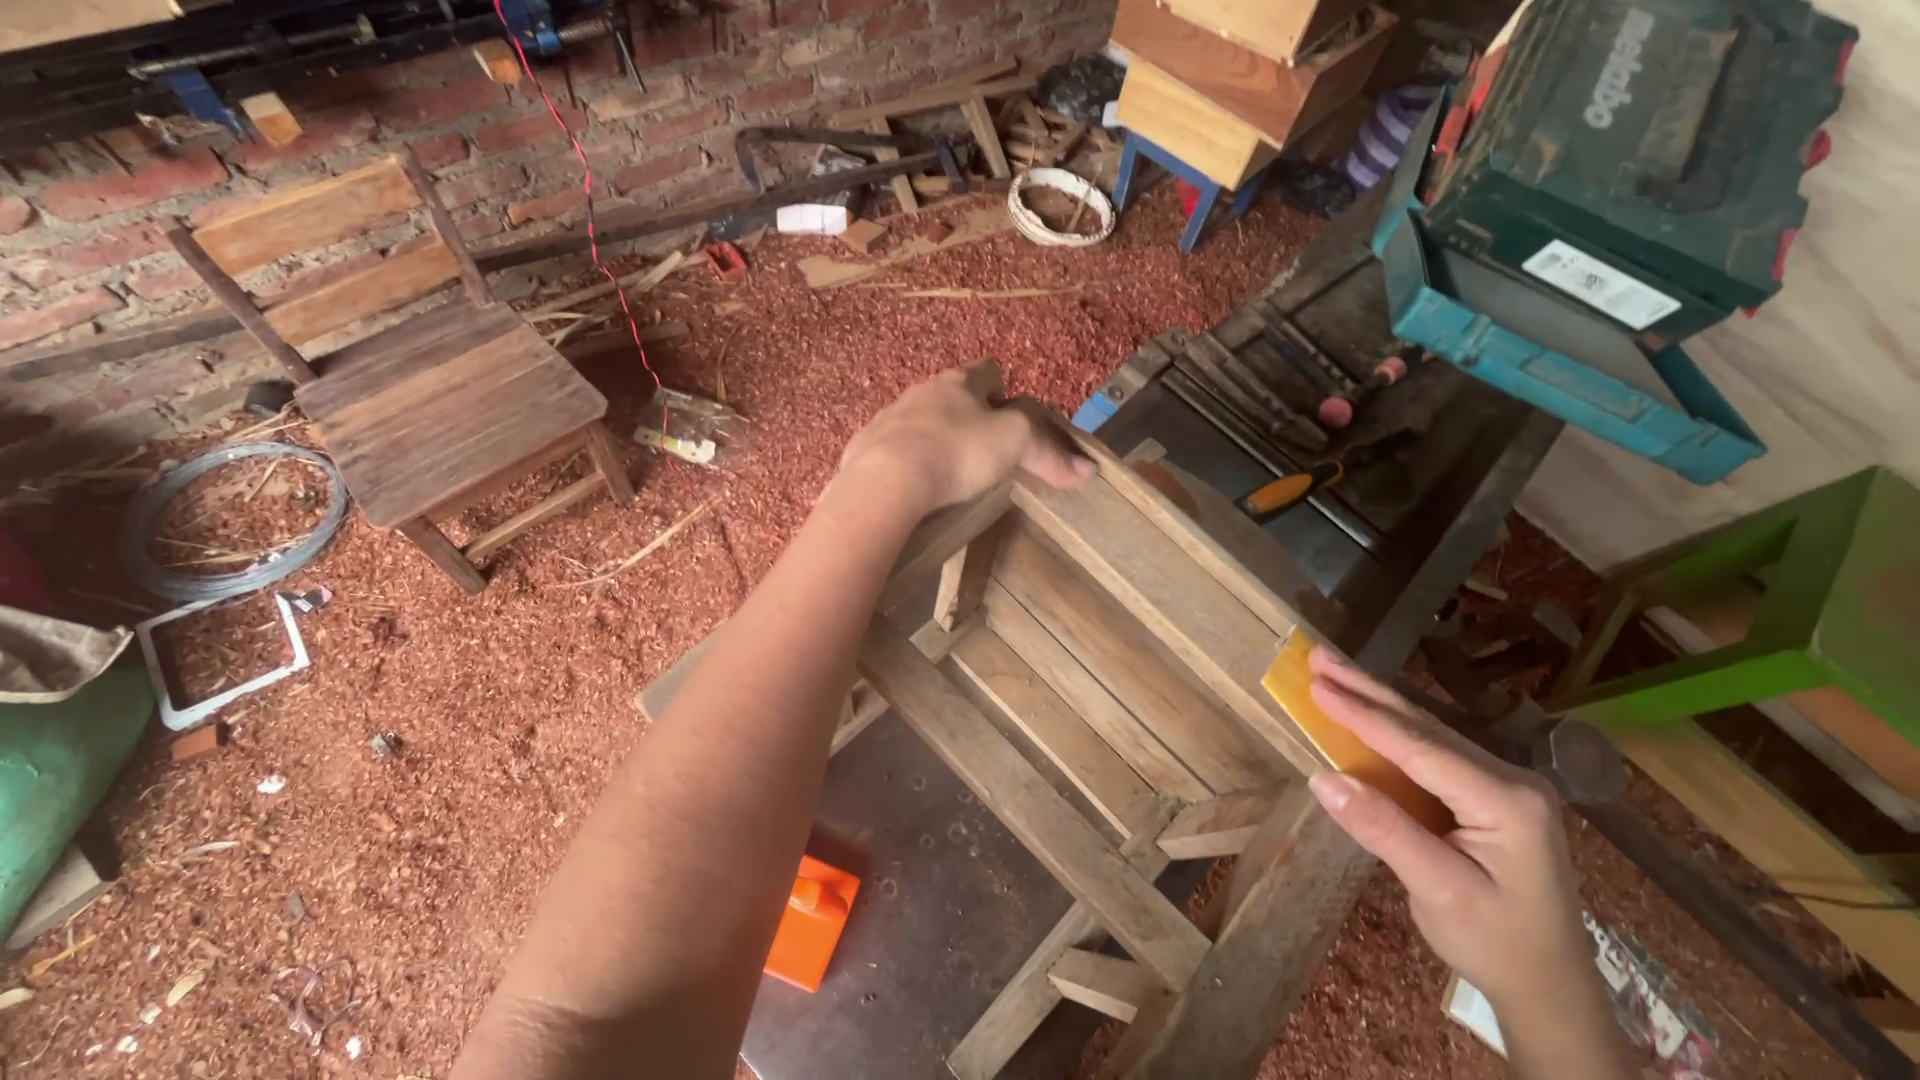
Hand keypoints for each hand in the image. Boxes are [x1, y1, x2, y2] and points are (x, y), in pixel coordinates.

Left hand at [836, 360, 1093, 514]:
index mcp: (957, 383)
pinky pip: (888, 451)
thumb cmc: (957, 452)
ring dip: (932, 439)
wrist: (885, 482)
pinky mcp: (863, 450)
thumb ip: (1050, 454)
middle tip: (983, 449)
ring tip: (947, 472)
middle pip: (948, 396)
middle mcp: (919, 393)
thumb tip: (1089, 469)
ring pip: (916, 422)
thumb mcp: (1014, 445)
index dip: (1002, 388)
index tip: (1010, 414)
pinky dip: (902, 464)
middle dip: (965, 416)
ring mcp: (886, 420)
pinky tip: (911, 488)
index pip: (986, 371)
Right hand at [1303, 647, 1590, 1010]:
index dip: (1363, 715)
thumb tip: (1322, 779)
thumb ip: (1384, 829)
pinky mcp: (1490, 796)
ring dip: (1376, 705)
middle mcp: (1510, 779)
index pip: (1420, 747)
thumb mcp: (1438, 890)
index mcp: (1507, 800)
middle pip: (1425, 727)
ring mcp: (1503, 785)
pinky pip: (1433, 756)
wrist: (1550, 987)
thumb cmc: (1496, 944)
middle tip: (1319, 656)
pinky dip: (1392, 734)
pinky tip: (1367, 715)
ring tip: (1333, 674)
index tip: (1317, 684)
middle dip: (1367, 691)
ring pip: (1429, 735)